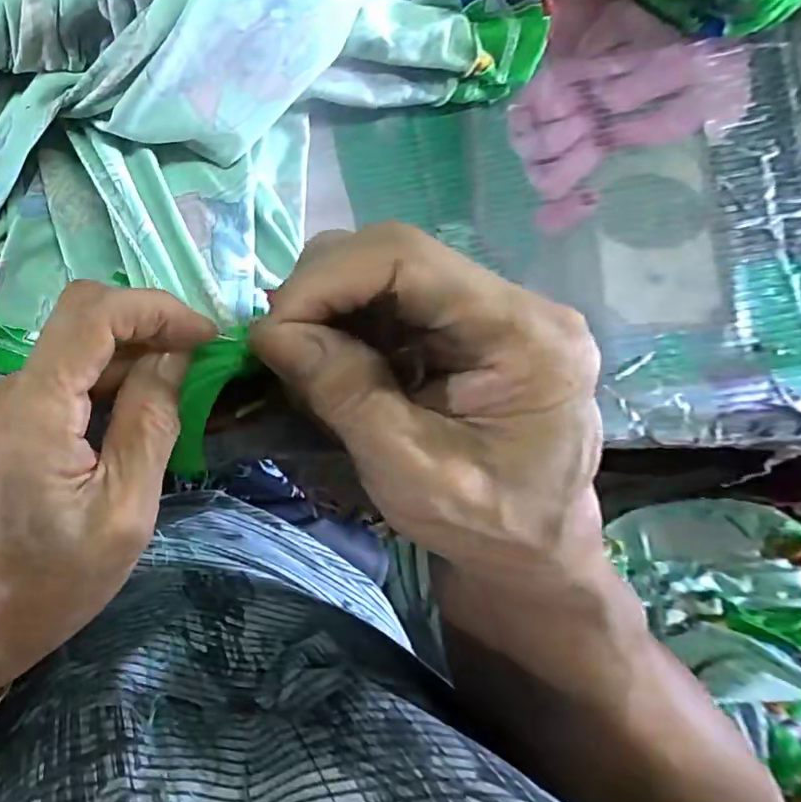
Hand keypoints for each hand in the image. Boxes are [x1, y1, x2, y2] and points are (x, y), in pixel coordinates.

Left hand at [0, 281, 216, 702]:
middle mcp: (5, 390)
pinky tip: (137, 401)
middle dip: (143, 323)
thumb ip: (150, 420)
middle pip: (78, 319)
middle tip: (198, 354)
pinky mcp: (2, 416)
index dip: (153, 309)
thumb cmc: (62, 577)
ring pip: (70, 346)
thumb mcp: (127, 508)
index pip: (91, 316)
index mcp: (33, 409)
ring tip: (180, 380)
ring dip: (126, 351)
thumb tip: (173, 354)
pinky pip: (57, 376)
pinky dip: (100, 377)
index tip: (205, 333)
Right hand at [248, 223, 604, 587]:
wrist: (530, 551)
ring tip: (301, 359)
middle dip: (314, 291)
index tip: (272, 334)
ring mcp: (477, 309)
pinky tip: (323, 360)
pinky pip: (371, 295)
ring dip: (317, 305)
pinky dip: (329, 320)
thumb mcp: (408, 469)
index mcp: (520, 334)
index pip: (404, 258)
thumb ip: (344, 393)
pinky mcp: (449, 323)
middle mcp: (506, 303)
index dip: (323, 282)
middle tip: (278, 349)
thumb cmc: (483, 523)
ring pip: (370, 264)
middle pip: (384, 250)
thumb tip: (270, 332)